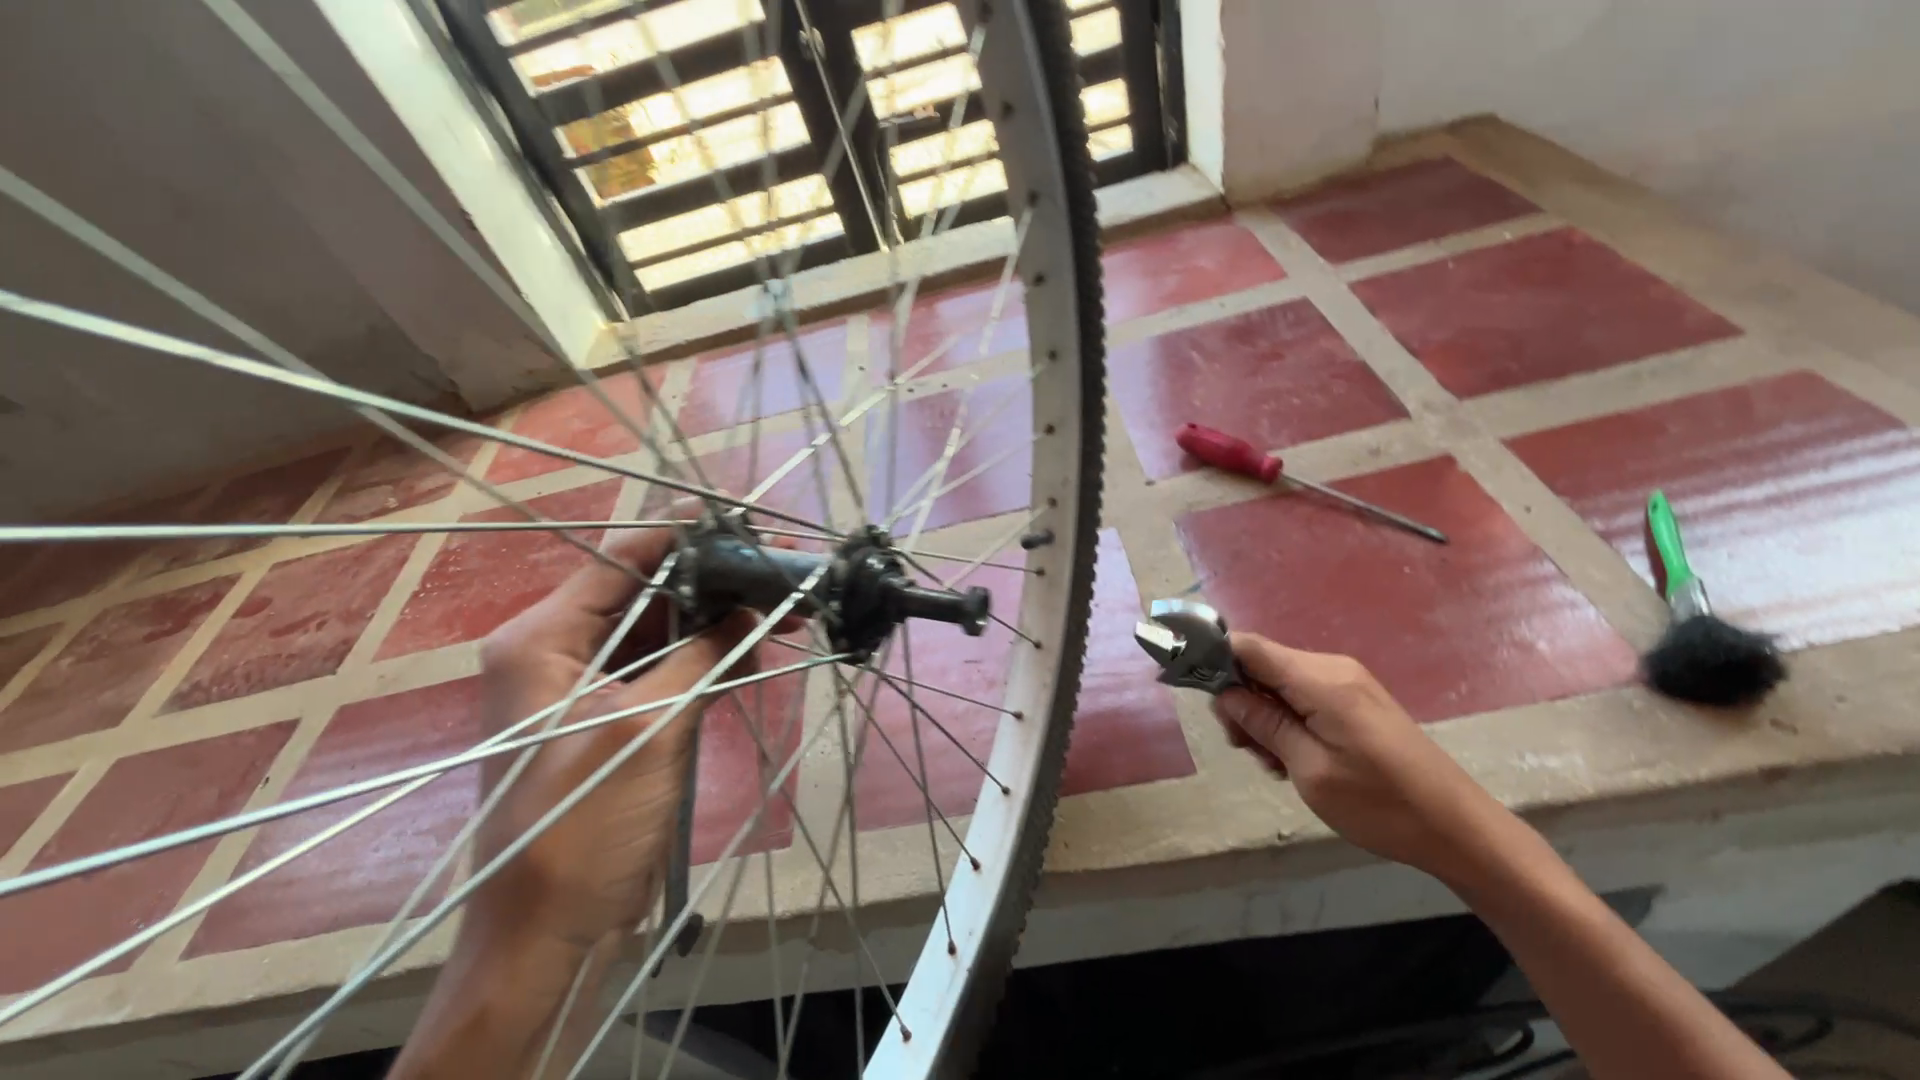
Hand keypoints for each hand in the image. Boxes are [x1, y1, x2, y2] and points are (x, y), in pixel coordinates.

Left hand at [467, 526, 768, 951]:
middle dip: (713, 584)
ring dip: (717, 624)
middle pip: (646, 596)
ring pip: (662, 633)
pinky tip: (756, 651)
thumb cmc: (584, 823)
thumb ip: (700, 656)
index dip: (683, 538)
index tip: (745, 521)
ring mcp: (588, 689)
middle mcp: (560, 652)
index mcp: (543, 639)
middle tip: (780, 570)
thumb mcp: (647, 728)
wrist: (550, 930)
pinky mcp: (616, 720)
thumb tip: (751, 605)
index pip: (620, 561)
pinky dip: (708, 661)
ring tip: (783, 609)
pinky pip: (666, 671)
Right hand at [1212, 633, 1506, 879]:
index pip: (1247, 646)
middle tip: (1249, 751)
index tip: (1190, 690)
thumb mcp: (1309, 769)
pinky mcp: (1356, 702)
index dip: (1212, 658)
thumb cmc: (1380, 804)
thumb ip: (1263, 724)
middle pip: (1261, 666)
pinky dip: (1288, 723)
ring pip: (1279, 685)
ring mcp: (1347, 684)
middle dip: (1241, 702)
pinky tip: (1296, 760)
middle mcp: (1332, 669)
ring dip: (1264, 719)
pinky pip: (1303, 698)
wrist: (1458, 829)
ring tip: (1277, 765)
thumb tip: (1223, 692)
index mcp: (1320, 680)